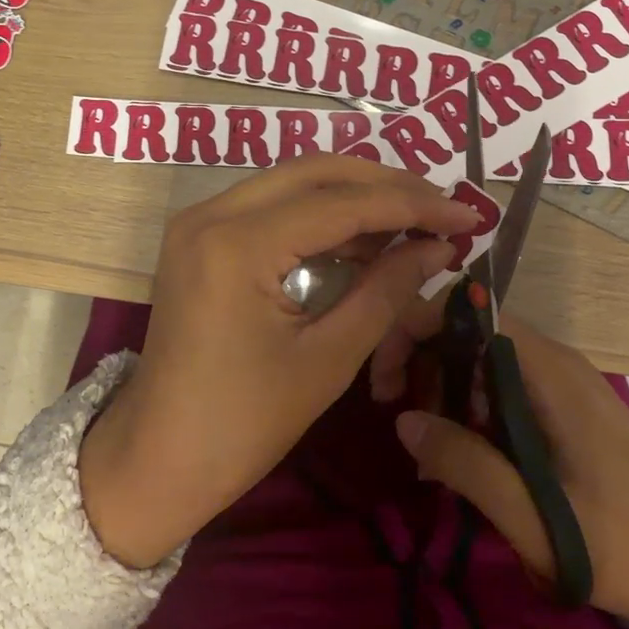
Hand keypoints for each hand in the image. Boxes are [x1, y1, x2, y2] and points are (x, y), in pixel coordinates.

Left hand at [79, 154, 479, 568]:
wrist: (161, 455)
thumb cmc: (245, 422)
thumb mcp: (327, 358)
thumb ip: (385, 290)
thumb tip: (439, 246)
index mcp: (237, 244)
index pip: (339, 203)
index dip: (410, 204)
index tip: (468, 213)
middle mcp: (210, 214)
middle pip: (311, 173)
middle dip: (382, 185)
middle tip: (442, 207)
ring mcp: (196, 222)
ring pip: (287, 183)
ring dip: (350, 196)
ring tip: (413, 221)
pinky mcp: (196, 238)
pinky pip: (265, 207)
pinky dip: (314, 215)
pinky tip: (359, 236)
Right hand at [390, 319, 628, 628]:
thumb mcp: (540, 521)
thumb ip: (468, 468)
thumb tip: (404, 420)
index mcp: (550, 373)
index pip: (463, 310)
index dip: (412, 331)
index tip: (384, 386)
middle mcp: (554, 362)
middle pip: (465, 331)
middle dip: (421, 365)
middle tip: (402, 422)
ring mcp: (562, 383)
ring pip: (480, 358)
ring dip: (443, 390)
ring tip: (432, 447)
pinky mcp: (565, 406)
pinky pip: (501, 384)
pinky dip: (470, 407)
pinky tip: (467, 453)